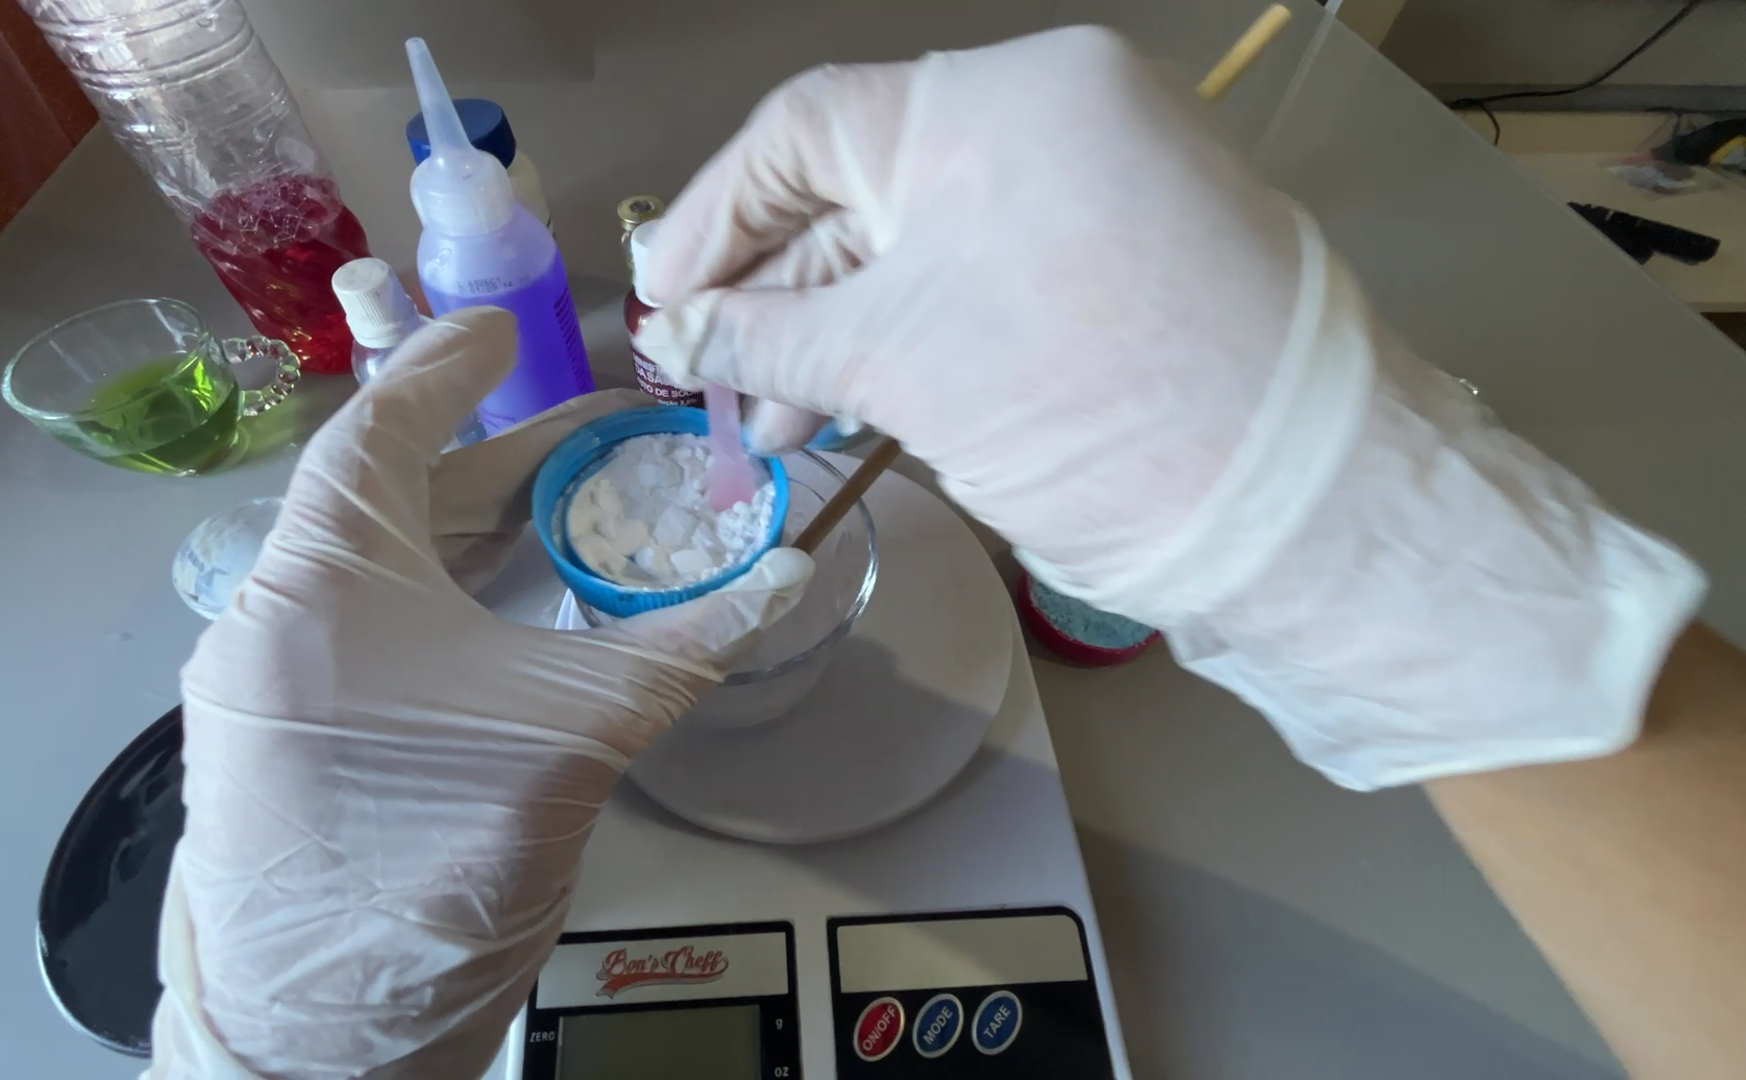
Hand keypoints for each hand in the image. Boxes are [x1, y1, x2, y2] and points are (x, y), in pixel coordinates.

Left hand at [148, 310, 811, 1077]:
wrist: (337, 1041)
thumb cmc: (435, 861)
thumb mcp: (578, 730)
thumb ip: (689, 643)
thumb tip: (790, 574)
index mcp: (321, 584)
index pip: (378, 432)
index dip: (444, 368)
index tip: (502, 326)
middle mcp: (291, 612)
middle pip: (409, 497)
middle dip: (511, 457)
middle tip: (604, 430)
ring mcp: (299, 672)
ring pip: (410, 563)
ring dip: (499, 528)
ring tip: (588, 498)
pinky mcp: (324, 725)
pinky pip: (406, 622)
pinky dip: (478, 593)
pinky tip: (544, 592)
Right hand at [634, 26, 1703, 789]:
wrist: (1283, 515)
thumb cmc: (1087, 409)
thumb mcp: (904, 363)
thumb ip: (773, 340)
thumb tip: (680, 338)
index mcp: (997, 107)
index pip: (807, 130)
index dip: (716, 215)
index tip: (663, 299)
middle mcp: (1033, 138)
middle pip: (851, 203)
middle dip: (766, 299)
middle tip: (705, 380)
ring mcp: (1062, 217)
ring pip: (900, 269)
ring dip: (821, 347)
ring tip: (762, 429)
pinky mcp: (1079, 294)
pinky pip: (951, 309)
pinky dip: (886, 360)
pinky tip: (831, 417)